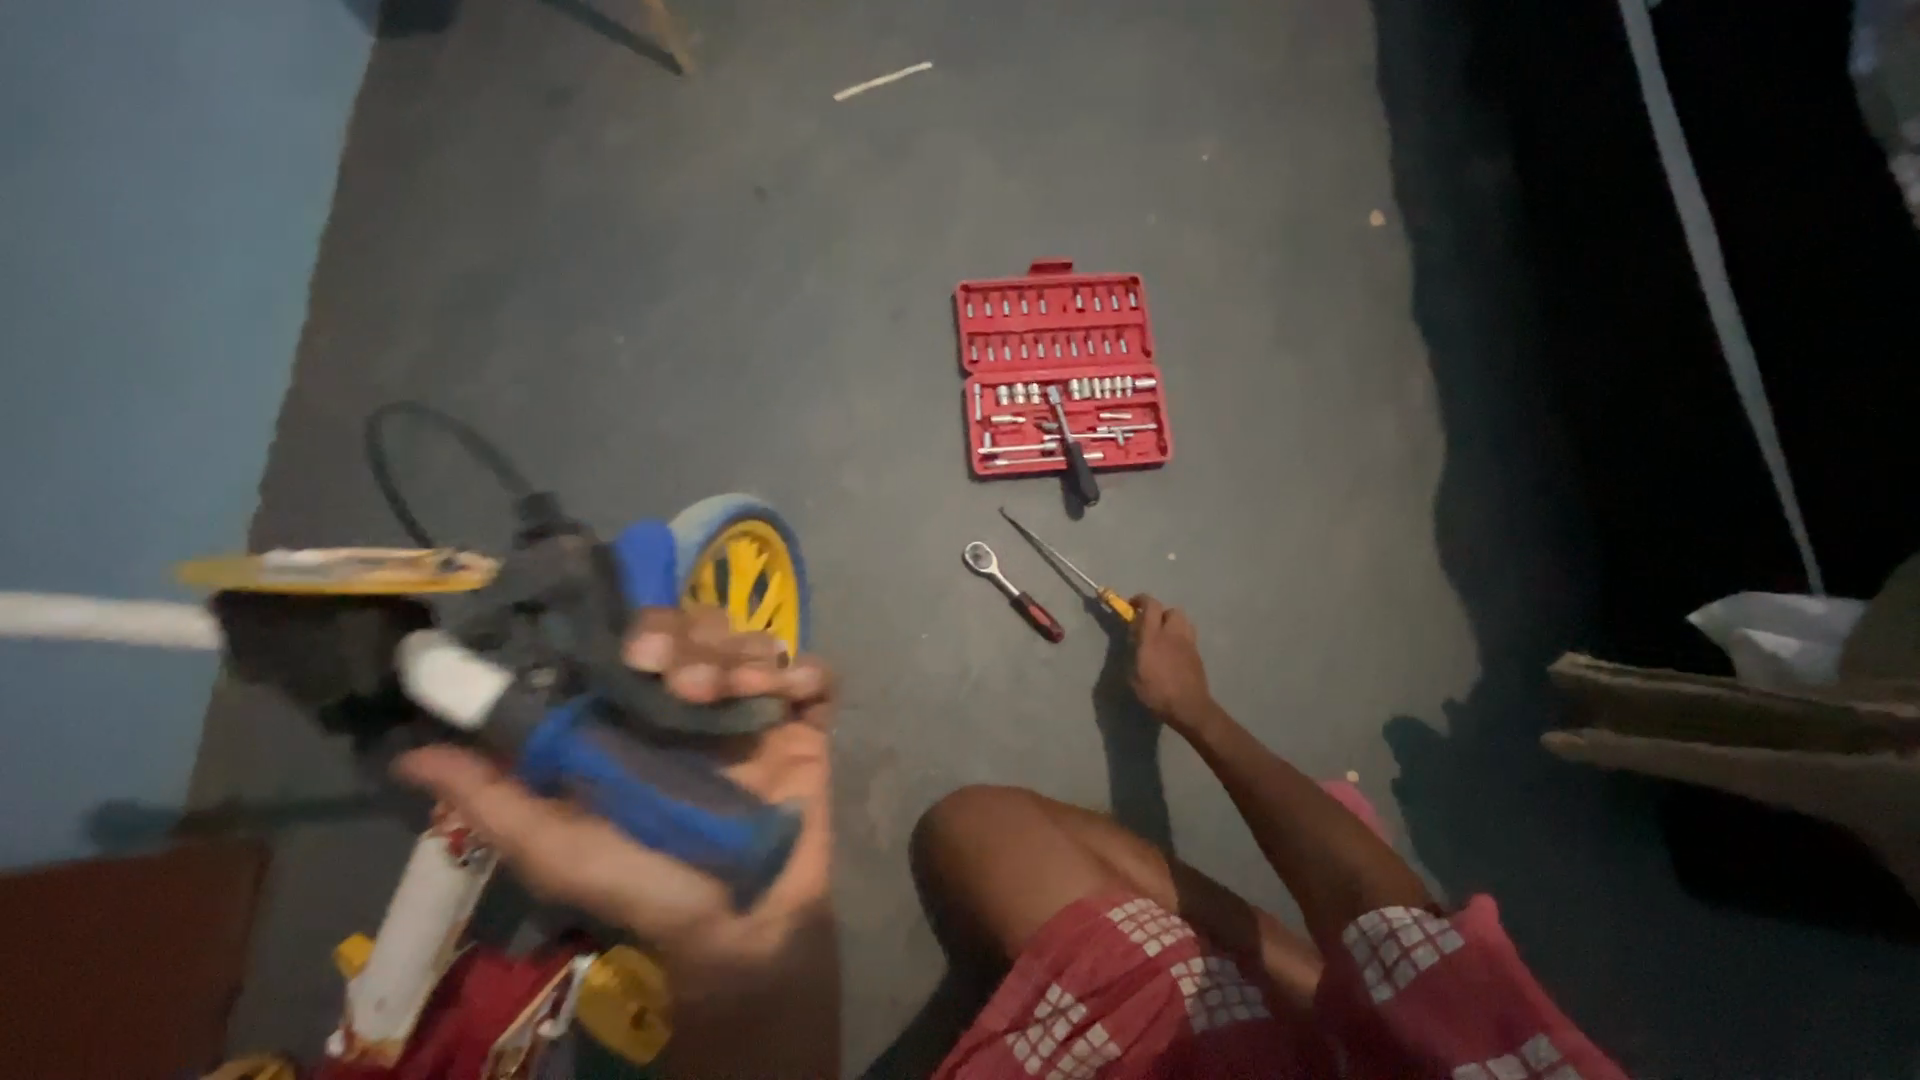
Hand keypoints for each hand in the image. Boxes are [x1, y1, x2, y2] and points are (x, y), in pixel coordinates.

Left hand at [391, 605, 831, 967]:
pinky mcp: (806, 729)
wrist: (737, 925)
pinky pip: (817, 676)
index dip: (643, 627)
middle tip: (683, 681)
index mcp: (640, 713)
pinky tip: (790, 695)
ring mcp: (754, 712)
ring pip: (755, 642)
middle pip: (704, 625)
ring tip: (739, 699)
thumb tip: (406, 753)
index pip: (643, 638)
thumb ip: (493, 799)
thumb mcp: (559, 846)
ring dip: (746, 657)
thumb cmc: (644, 884)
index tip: (638, 653)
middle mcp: (697, 701)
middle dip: (694, 639)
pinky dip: (807, 671)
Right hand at [1129, 595, 1214, 727]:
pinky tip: (1174, 653)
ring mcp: (1188, 643)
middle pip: (1171, 610)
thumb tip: (1135, 642)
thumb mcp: (1134, 676)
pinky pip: (1189, 636)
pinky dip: (1180, 638)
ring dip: (1173, 623)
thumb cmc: (1157, 693)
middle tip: (1151, 625)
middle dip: (1160, 613)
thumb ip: (1134, 654)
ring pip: (1183, 621)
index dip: (1141, 600)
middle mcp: (1172, 635)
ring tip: (1164, 637)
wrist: (1188, 707)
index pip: (1151, 606)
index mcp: (1153, 637)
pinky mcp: (1197, 654)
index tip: (1132, 605)